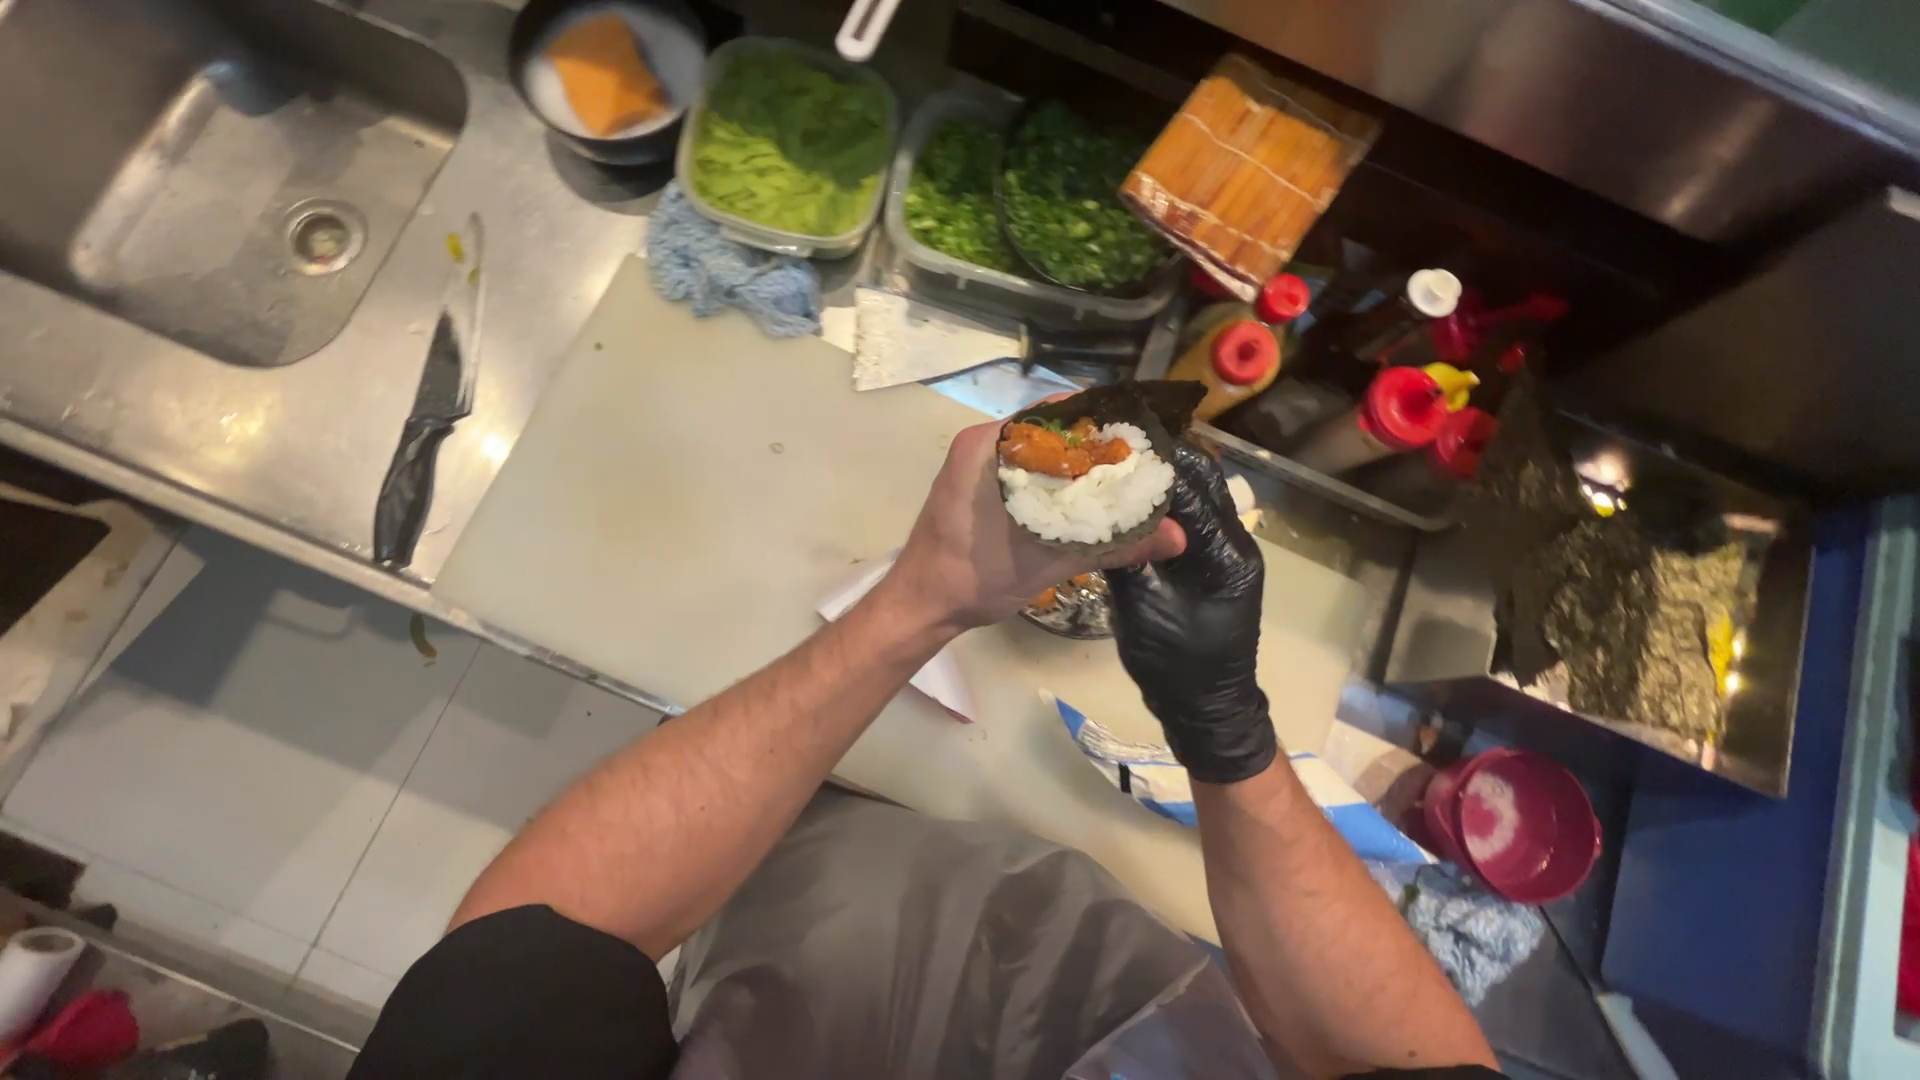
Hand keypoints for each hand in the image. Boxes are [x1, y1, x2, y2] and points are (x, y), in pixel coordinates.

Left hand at [882, 420, 1184, 631]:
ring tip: (1120, 483)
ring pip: (1039, 452)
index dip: (1104, 422)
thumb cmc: (972, 578)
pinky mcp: (974, 485)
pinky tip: (1083, 502)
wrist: (921, 607)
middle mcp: (981, 443)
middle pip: (1052, 430)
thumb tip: (1177, 537)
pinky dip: (1053, 481)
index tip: (1143, 440)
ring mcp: (975, 464)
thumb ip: (1112, 545)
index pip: (1059, 413)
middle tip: (1141, 466)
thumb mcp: (1048, 561)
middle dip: (1096, 447)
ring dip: (1075, 466)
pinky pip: (1024, 470)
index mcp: (988, 445)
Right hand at [1107, 441, 1274, 783]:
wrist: (1205, 709)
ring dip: (1161, 479)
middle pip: (1201, 480)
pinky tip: (1124, 501)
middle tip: (1109, 444)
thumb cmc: (1177, 664)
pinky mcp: (1210, 563)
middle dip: (1159, 459)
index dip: (1154, 460)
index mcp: (1227, 552)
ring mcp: (1225, 552)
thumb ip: (1126, 557)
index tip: (1111, 440)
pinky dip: (1160, 505)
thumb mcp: (1143, 611)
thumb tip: (1100, 506)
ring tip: (1113, 464)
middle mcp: (1234, 542)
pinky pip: (1188, 519)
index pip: (1192, 486)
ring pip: (1195, 496)